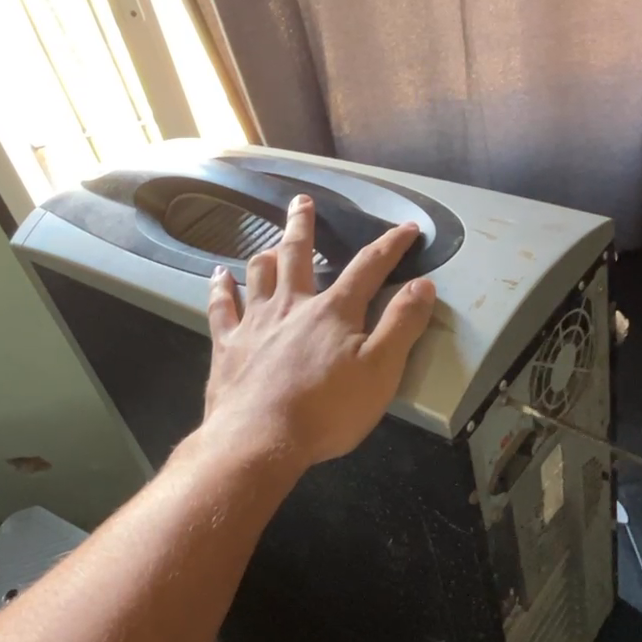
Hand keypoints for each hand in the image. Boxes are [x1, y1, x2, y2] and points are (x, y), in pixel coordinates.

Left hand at [203, 194, 436, 469]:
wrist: (259, 440)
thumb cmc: (326, 411)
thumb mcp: (380, 371)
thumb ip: (402, 325)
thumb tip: (424, 285)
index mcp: (333, 311)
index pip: (368, 267)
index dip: (390, 245)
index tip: (406, 228)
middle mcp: (292, 306)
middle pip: (298, 254)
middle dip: (303, 225)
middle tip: (301, 202)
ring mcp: (255, 323)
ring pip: (258, 274)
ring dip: (264, 253)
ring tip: (267, 242)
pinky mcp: (228, 345)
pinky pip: (222, 307)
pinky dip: (221, 288)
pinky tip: (218, 276)